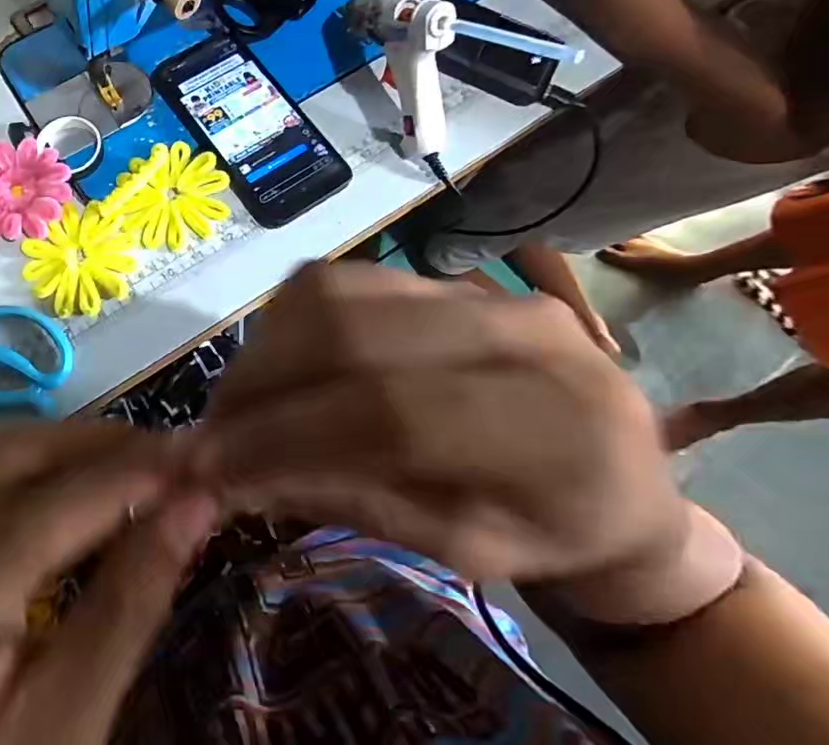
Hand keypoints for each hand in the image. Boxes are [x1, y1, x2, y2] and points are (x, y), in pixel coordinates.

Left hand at [0, 423, 216, 744]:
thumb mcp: (67, 722)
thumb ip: (129, 604)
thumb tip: (196, 503)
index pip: (28, 524)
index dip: (117, 481)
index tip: (191, 458)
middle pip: (4, 467)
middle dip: (99, 448)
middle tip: (175, 452)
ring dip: (72, 450)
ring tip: (143, 460)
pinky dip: (38, 472)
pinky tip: (86, 481)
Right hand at [197, 263, 739, 623]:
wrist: (617, 469)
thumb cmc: (554, 535)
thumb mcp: (462, 550)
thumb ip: (352, 501)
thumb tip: (236, 475)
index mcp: (551, 428)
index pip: (391, 416)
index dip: (286, 440)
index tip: (210, 471)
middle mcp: (520, 333)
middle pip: (355, 333)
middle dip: (261, 383)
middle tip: (211, 433)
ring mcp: (486, 291)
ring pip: (343, 290)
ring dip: (270, 345)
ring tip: (241, 400)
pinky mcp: (454, 277)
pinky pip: (351, 279)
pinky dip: (295, 321)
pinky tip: (281, 363)